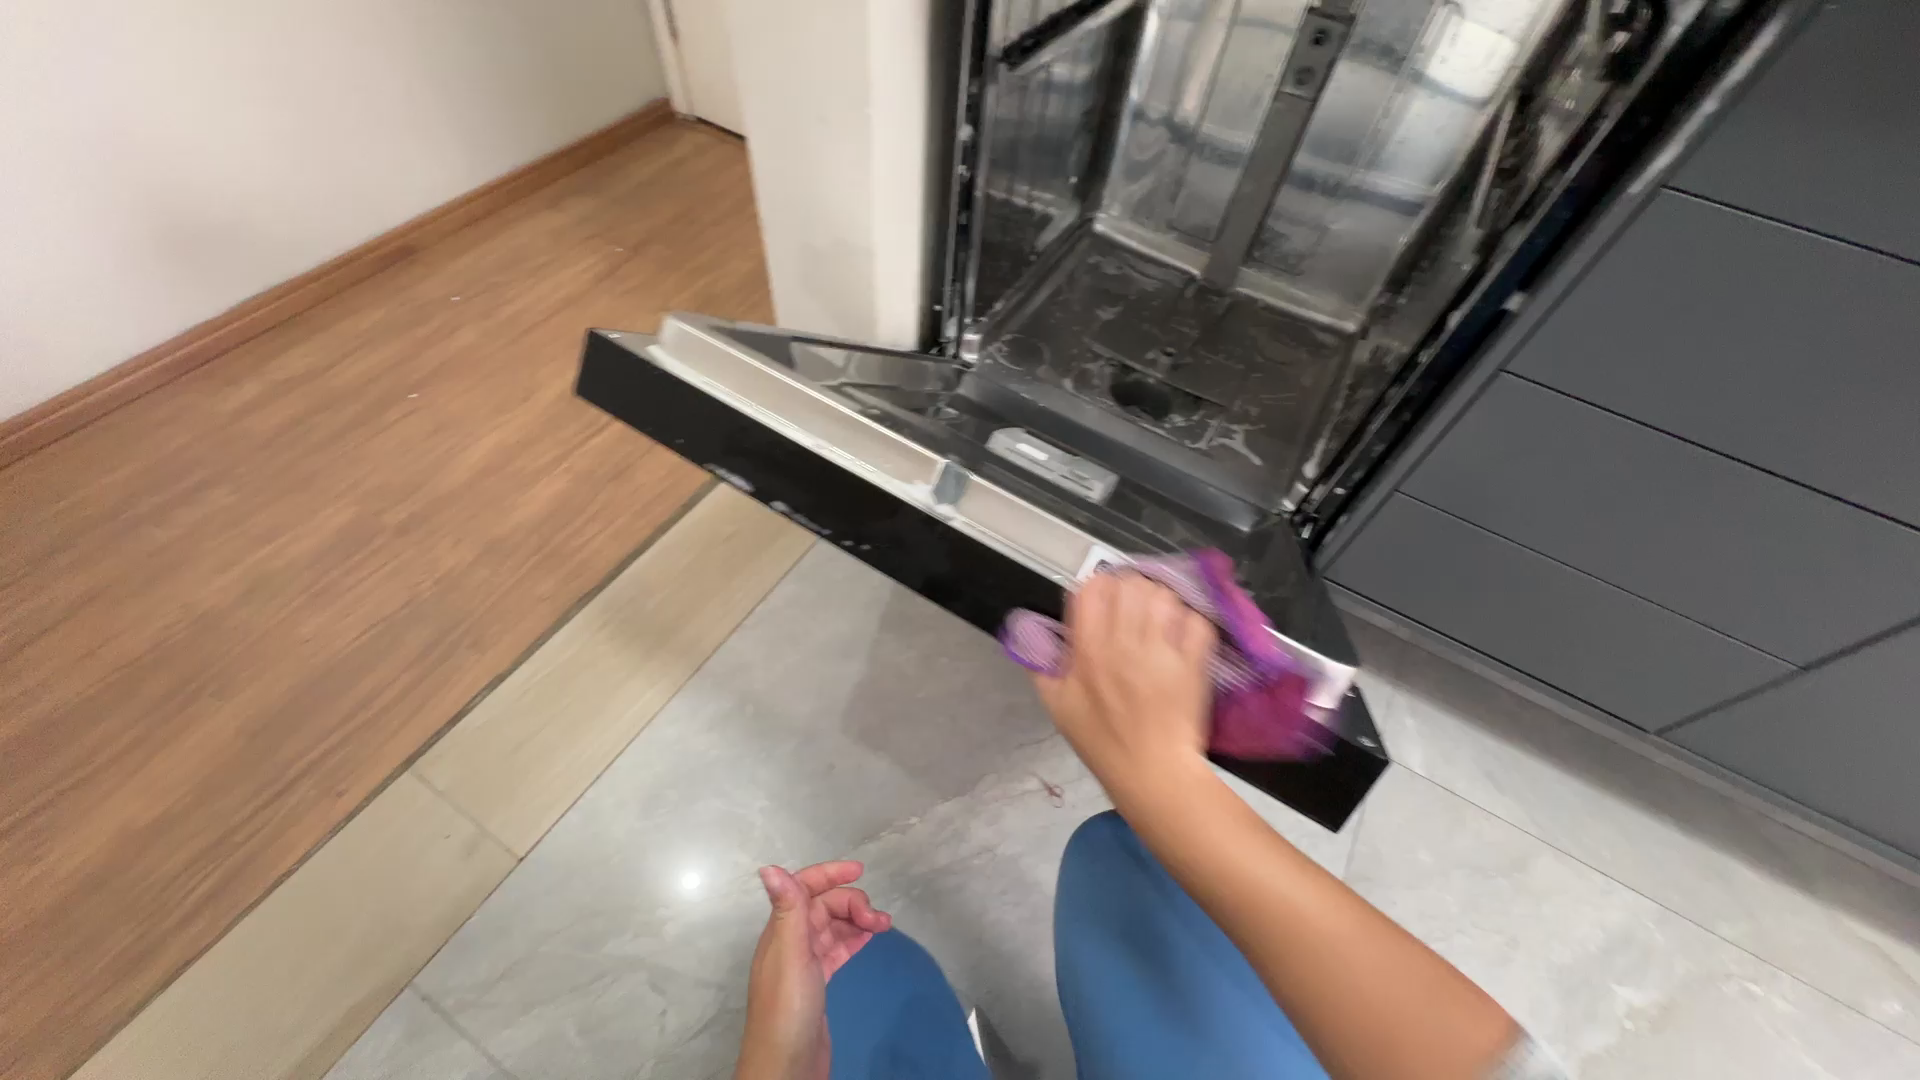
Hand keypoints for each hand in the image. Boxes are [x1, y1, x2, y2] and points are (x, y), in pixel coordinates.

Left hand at [734, 861, 891, 1079]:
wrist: (786, 1070)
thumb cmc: (788, 1009)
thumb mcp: (791, 955)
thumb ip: (788, 910)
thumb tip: (769, 867)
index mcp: (781, 931)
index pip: (804, 888)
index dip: (829, 874)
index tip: (860, 870)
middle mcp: (791, 942)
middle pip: (823, 906)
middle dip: (852, 903)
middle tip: (879, 919)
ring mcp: (804, 964)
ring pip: (833, 926)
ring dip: (857, 919)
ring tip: (883, 926)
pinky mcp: (817, 983)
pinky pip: (837, 949)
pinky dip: (853, 938)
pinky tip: (869, 938)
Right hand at [1033, 572, 1216, 793]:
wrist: (1150, 772)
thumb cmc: (1100, 740)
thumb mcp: (1056, 704)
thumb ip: (1040, 663)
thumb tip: (1031, 631)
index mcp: (1088, 651)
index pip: (1091, 589)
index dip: (1097, 587)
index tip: (1101, 600)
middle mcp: (1123, 644)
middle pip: (1129, 584)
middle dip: (1130, 588)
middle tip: (1132, 607)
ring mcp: (1161, 652)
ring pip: (1164, 596)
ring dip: (1160, 601)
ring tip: (1159, 617)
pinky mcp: (1193, 663)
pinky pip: (1196, 620)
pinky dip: (1190, 620)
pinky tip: (1182, 633)